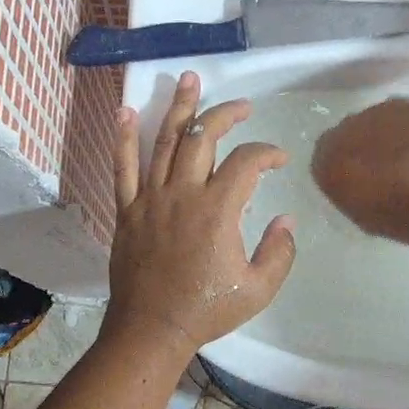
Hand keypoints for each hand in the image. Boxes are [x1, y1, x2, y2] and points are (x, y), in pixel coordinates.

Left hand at [105, 72, 295, 352]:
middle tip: (242, 106)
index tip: (278, 160)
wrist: (151, 328)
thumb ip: (279, 252)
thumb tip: (286, 219)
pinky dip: (123, 137)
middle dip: (225, 114)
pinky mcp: (128, 209)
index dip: (267, 153)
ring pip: (164, 141)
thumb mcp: (258, 289)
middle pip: (202, 137)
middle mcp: (183, 194)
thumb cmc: (206, 310)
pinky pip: (123, 166)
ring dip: (178, 107)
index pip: (246, 162)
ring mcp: (150, 198)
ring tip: (188, 79)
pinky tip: (125, 110)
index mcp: (217, 210)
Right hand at [312, 98, 408, 243]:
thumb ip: (348, 189)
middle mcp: (339, 133)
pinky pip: (400, 113)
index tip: (360, 178)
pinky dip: (408, 125)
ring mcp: (371, 114)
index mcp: (323, 162)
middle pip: (348, 134)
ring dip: (385, 133)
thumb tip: (355, 181)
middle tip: (384, 166)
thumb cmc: (393, 215)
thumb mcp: (358, 212)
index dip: (345, 166)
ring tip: (407, 154)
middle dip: (363, 146)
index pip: (325, 158)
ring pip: (374, 121)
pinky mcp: (401, 105)